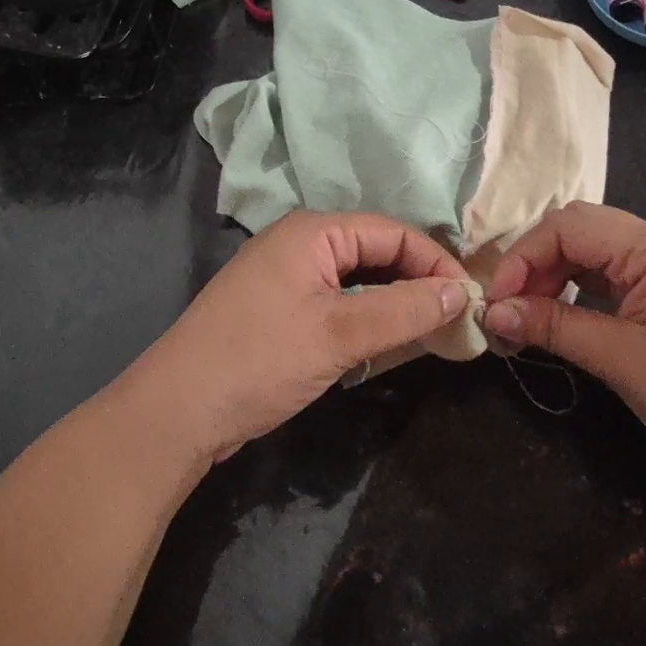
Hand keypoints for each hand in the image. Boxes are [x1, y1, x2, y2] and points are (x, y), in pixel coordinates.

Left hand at [118, 212, 471, 462]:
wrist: (175, 413)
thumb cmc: (258, 361)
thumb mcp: (338, 335)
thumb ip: (404, 311)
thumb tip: (460, 292)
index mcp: (313, 232)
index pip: (393, 232)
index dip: (436, 264)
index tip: (470, 303)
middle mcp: (300, 244)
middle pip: (377, 252)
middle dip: (418, 284)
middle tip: (456, 321)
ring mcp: (287, 277)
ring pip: (359, 280)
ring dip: (394, 305)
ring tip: (430, 335)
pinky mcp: (280, 310)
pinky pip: (338, 303)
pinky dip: (367, 320)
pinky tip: (386, 345)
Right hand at [482, 203, 645, 484]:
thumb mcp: (623, 362)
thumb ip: (555, 328)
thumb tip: (493, 312)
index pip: (568, 226)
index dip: (522, 258)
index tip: (496, 304)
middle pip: (581, 230)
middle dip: (536, 264)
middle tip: (510, 312)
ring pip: (599, 253)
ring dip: (558, 278)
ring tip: (532, 321)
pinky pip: (620, 276)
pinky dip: (585, 292)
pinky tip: (571, 322)